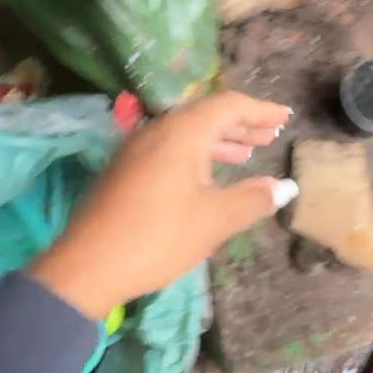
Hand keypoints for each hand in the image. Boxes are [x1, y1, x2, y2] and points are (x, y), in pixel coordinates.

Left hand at [29, 91, 295, 318]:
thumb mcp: (214, 220)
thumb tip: (284, 187)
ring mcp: (136, 150)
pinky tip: (206, 179)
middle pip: (205, 116)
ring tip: (247, 156)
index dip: (260, 111)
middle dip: (241, 126)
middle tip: (270, 137)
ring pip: (186, 134)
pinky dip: (196, 156)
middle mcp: (157, 131)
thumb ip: (253, 198)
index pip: (229, 106)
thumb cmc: (158, 237)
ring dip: (219, 142)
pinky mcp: (125, 171)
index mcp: (182, 132)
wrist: (87, 266)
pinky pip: (169, 150)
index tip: (284, 118)